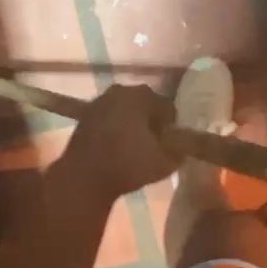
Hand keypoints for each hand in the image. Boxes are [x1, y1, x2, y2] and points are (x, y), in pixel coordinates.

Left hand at [60, 84, 179, 198]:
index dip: (171, 127)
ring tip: (136, 148)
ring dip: (132, 125)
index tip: (170, 145)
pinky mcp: (85, 116)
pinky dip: (115, 129)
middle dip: (151, 122)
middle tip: (155, 145)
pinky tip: (117, 148)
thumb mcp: (166, 162)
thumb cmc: (128, 165)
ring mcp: (99, 101)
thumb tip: (182, 145)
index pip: (167, 107)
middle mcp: (120, 90)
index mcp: (142, 95)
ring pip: (125, 111)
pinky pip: (108, 119)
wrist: (83, 177)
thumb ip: (180, 150)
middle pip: (145, 105)